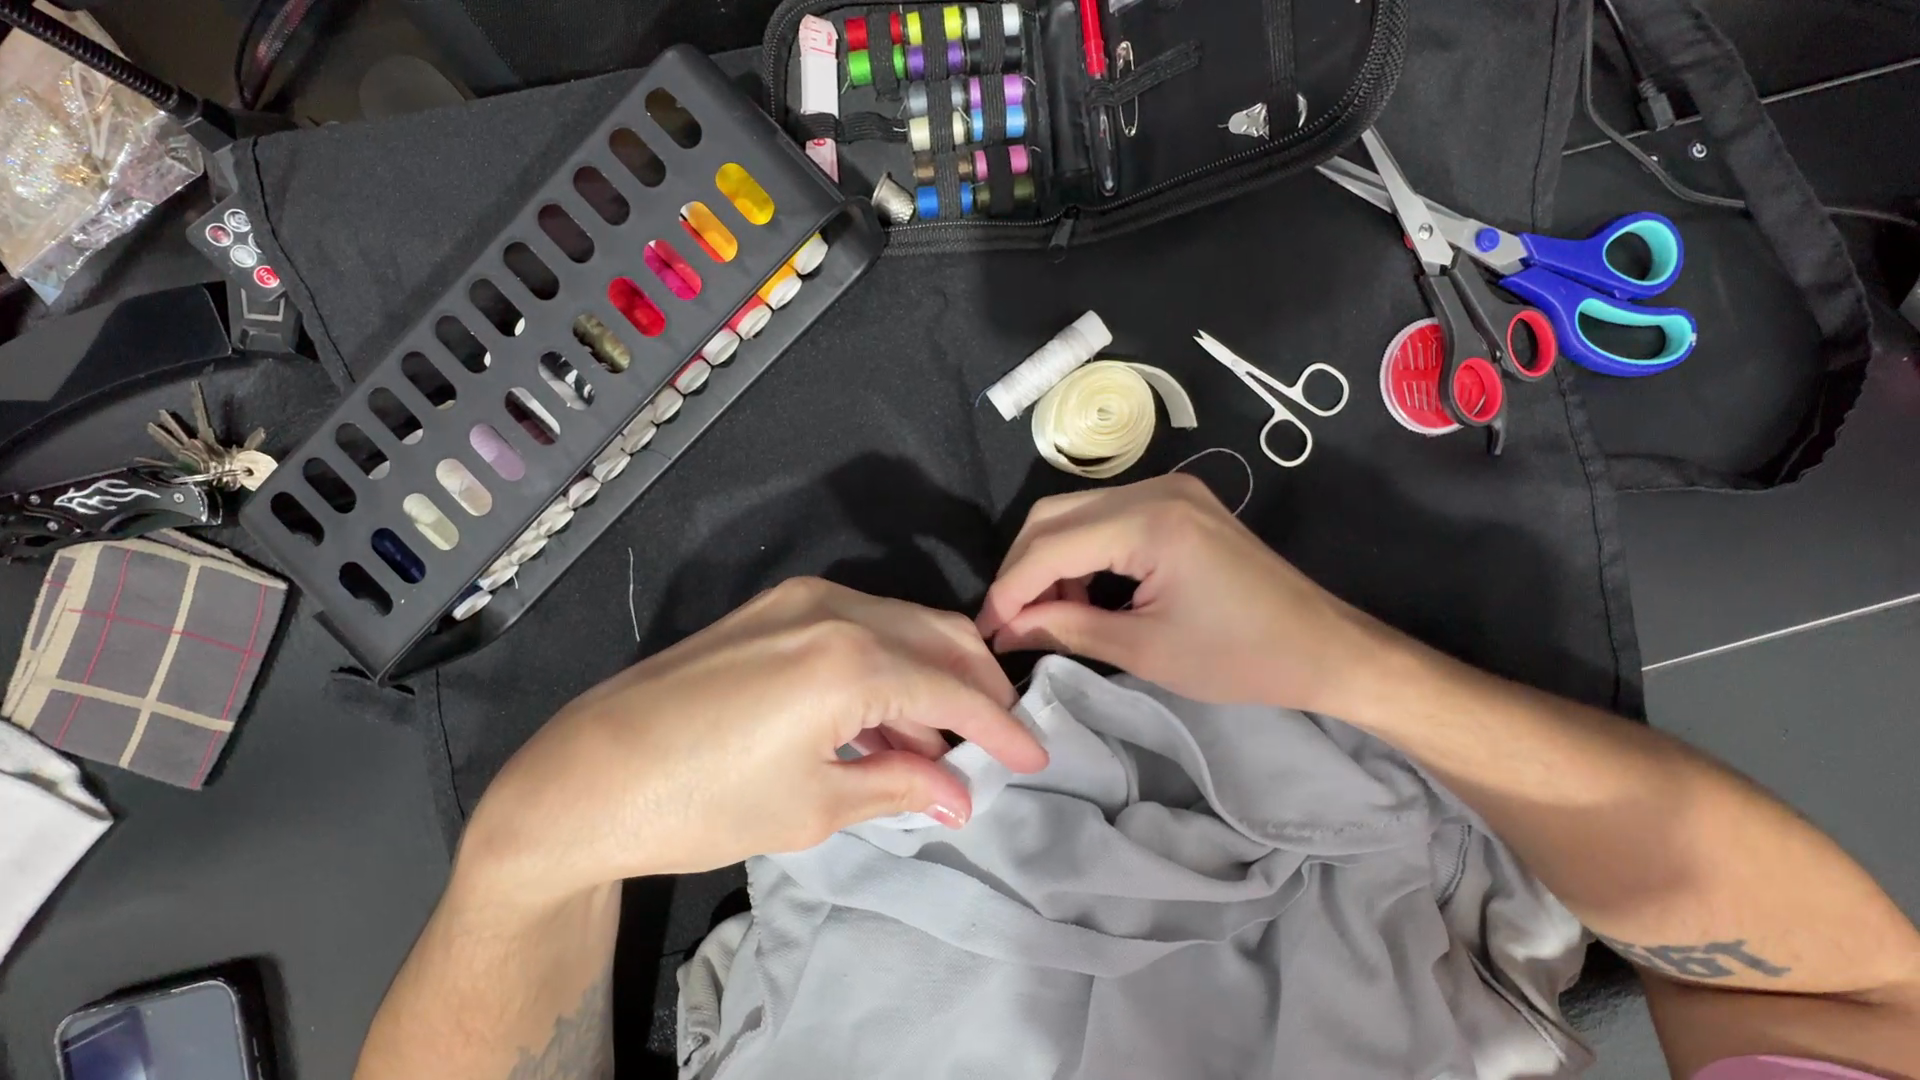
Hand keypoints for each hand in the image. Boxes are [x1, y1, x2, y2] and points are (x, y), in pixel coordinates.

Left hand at [460, 578, 1048, 907]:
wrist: (587, 775)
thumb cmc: (704, 802)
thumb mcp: (814, 806)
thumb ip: (900, 788)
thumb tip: (960, 797)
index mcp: (852, 660)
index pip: (954, 689)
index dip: (1001, 727)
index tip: (1035, 758)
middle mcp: (836, 609)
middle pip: (939, 635)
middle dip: (978, 686)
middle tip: (999, 738)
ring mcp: (800, 599)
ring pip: (902, 623)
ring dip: (932, 674)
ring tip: (939, 741)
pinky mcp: (774, 606)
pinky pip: (860, 623)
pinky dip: (888, 661)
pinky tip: (885, 712)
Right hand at [976, 475, 1384, 712]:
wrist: (1326, 647)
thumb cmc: (1242, 658)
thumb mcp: (1145, 651)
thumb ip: (1068, 629)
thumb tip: (1007, 629)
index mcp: (1149, 522)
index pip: (1050, 546)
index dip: (1009, 591)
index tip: (986, 633)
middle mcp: (1154, 488)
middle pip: (1052, 516)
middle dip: (1022, 571)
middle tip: (1008, 623)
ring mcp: (1169, 489)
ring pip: (1075, 512)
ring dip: (1049, 561)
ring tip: (1046, 616)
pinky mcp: (1178, 502)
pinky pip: (1105, 517)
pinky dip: (1081, 553)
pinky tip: (1082, 594)